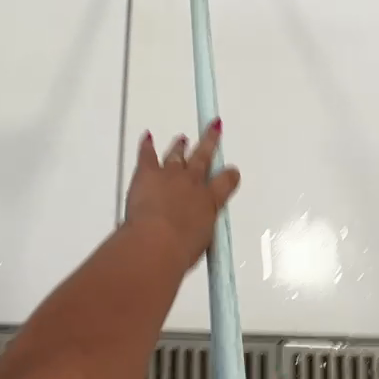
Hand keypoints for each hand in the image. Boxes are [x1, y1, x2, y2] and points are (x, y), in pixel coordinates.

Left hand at [125, 124, 240, 259]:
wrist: (155, 242)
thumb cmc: (180, 251)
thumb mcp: (201, 243)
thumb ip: (200, 230)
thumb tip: (195, 231)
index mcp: (210, 201)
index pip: (226, 182)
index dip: (230, 174)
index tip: (232, 170)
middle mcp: (193, 182)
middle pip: (204, 156)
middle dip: (210, 141)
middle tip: (215, 127)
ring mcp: (170, 174)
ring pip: (177, 154)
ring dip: (180, 146)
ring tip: (182, 138)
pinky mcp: (147, 173)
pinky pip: (147, 154)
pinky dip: (146, 145)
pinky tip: (147, 137)